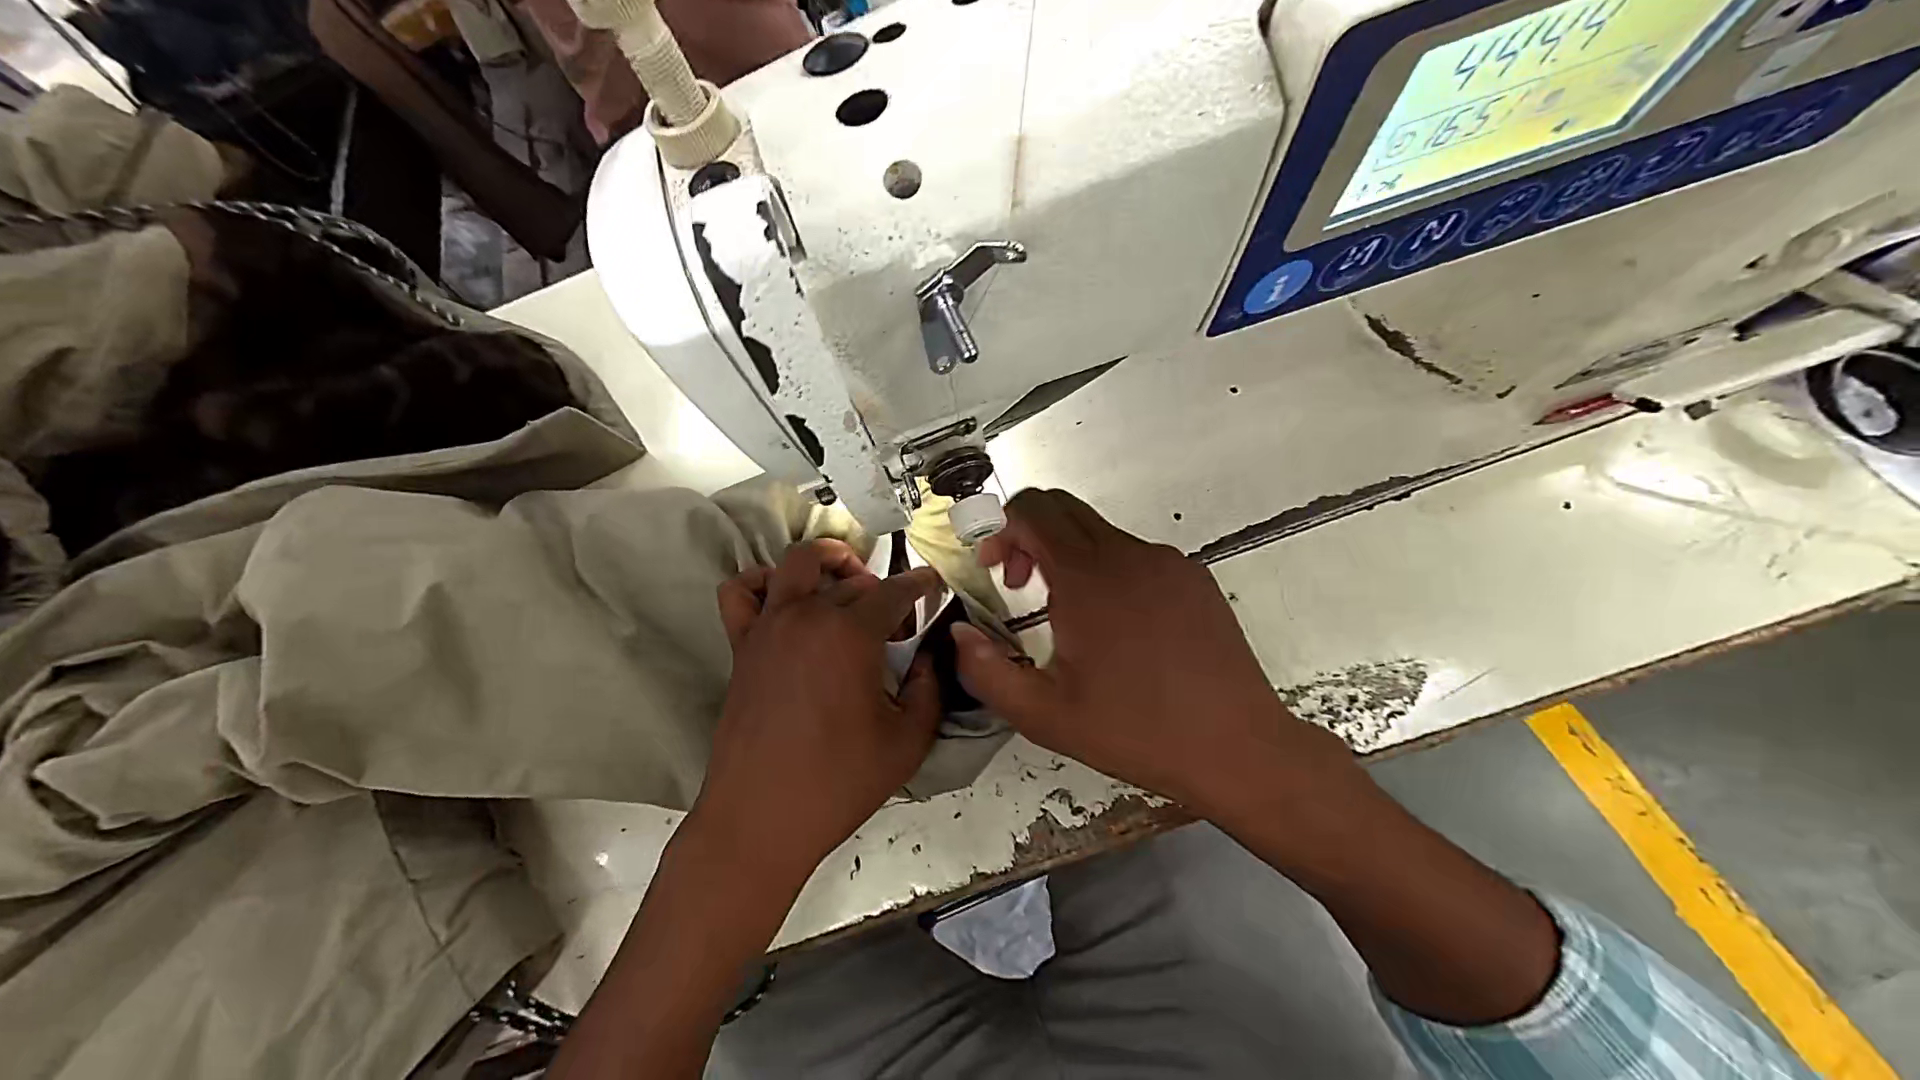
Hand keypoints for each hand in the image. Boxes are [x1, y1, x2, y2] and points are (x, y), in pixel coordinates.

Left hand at [695, 539, 942, 884]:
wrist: (761, 818)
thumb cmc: (839, 782)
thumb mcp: (909, 739)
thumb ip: (930, 687)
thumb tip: (928, 656)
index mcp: (851, 634)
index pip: (895, 590)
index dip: (921, 584)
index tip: (933, 586)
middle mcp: (807, 616)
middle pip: (853, 580)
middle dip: (884, 592)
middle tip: (896, 628)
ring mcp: (769, 626)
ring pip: (797, 562)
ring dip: (828, 563)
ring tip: (845, 587)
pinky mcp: (741, 645)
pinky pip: (740, 591)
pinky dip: (762, 582)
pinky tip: (785, 603)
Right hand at [951, 490, 1354, 822]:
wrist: (1237, 747)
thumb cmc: (1136, 731)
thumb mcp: (1044, 714)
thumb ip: (985, 670)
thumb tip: (959, 633)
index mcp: (1088, 577)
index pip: (1032, 509)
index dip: (1000, 529)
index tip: (993, 569)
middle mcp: (1129, 555)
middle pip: (1063, 509)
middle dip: (1028, 535)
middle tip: (1019, 585)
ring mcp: (1169, 563)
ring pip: (1100, 533)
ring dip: (1068, 556)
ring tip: (1068, 617)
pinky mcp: (1195, 579)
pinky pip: (1136, 556)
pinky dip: (1108, 571)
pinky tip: (1117, 628)